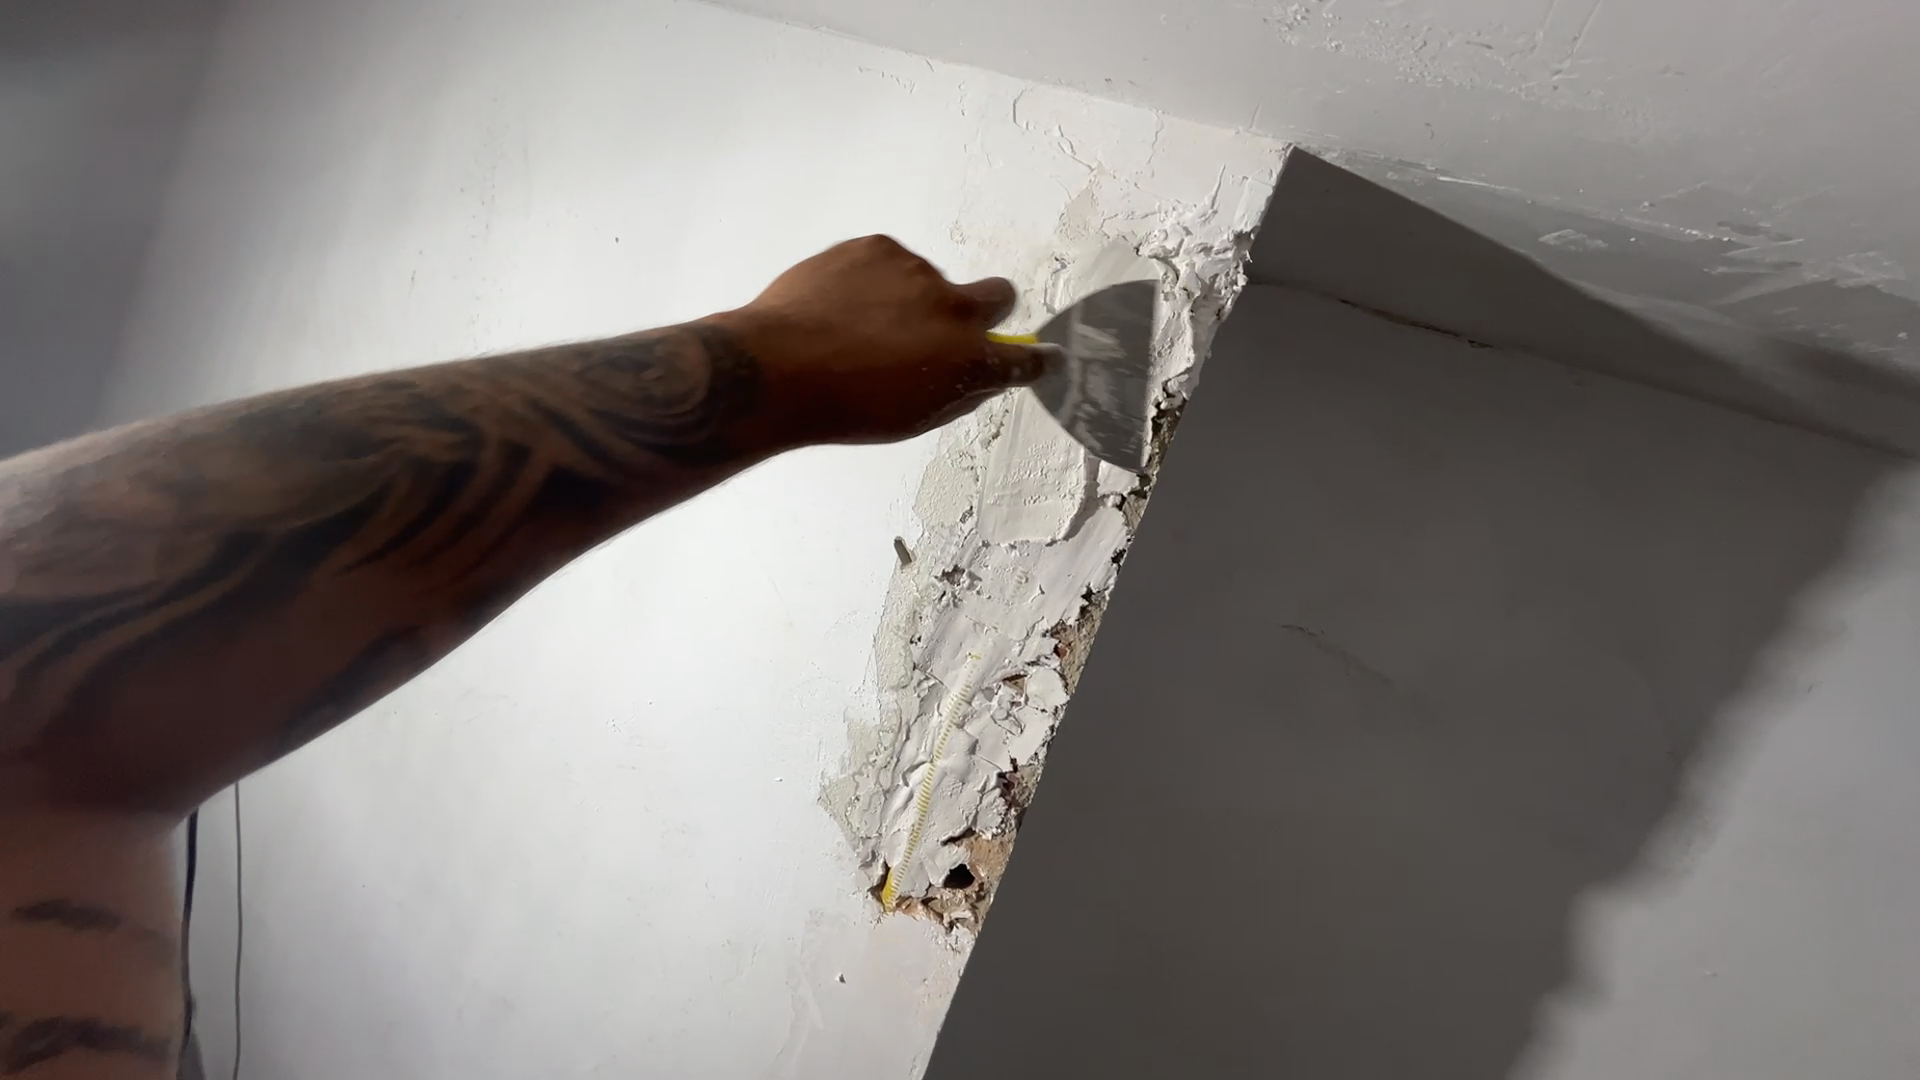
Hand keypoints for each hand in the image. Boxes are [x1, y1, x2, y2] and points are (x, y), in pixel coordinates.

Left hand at [711, 235, 1053, 447]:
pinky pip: (890, 263)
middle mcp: (954, 308)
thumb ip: (958, 394)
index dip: (1035, 359)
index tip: (1040, 357)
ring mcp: (917, 271)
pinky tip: (844, 306)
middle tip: (945, 330)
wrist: (779, 368)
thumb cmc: (848, 409)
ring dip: (913, 300)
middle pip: (1000, 295)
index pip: (1026, 358)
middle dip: (987, 311)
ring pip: (931, 281)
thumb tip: (981, 378)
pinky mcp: (878, 247)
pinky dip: (877, 282)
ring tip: (863, 327)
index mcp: (969, 359)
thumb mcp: (914, 419)